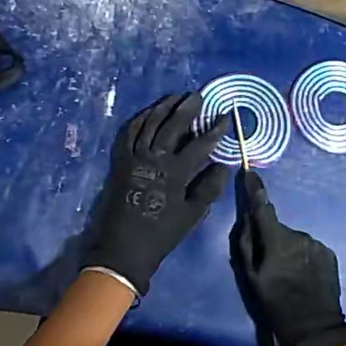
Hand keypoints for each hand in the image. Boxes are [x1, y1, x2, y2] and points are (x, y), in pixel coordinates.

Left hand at [84, 93, 228, 297]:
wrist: (123, 249)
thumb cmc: (162, 233)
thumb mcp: (193, 214)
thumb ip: (209, 188)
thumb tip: (223, 165)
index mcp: (175, 173)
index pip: (200, 144)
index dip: (215, 130)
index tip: (225, 117)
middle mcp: (155, 159)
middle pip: (172, 126)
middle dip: (187, 109)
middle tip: (198, 96)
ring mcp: (134, 158)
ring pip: (149, 124)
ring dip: (163, 108)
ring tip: (175, 97)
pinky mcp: (120, 161)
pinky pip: (128, 134)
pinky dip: (139, 120)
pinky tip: (148, 113)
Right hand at [229, 170, 345, 345]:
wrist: (314, 328)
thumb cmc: (276, 306)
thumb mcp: (251, 279)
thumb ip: (246, 245)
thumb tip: (247, 219)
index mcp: (277, 241)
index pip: (263, 207)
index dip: (255, 189)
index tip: (249, 171)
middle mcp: (299, 235)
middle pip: (278, 229)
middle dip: (272, 239)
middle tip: (269, 266)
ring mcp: (316, 243)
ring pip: (294, 240)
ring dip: (288, 250)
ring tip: (288, 276)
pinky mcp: (329, 253)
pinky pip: (309, 248)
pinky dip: (302, 257)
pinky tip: (303, 277)